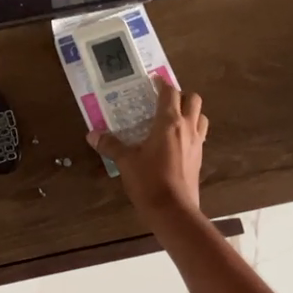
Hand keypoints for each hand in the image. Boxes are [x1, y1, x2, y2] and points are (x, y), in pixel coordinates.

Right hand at [88, 78, 207, 216]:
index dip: (161, 84)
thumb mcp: (125, 161)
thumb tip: (92, 134)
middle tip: (162, 101)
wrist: (173, 211)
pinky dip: (191, 130)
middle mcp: (187, 127)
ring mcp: (197, 143)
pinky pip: (200, 135)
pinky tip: (176, 141)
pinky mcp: (199, 158)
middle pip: (192, 99)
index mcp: (168, 122)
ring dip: (190, 112)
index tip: (152, 81)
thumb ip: (110, 145)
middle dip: (180, 95)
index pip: (169, 93)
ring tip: (173, 119)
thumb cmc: (149, 180)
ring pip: (200, 116)